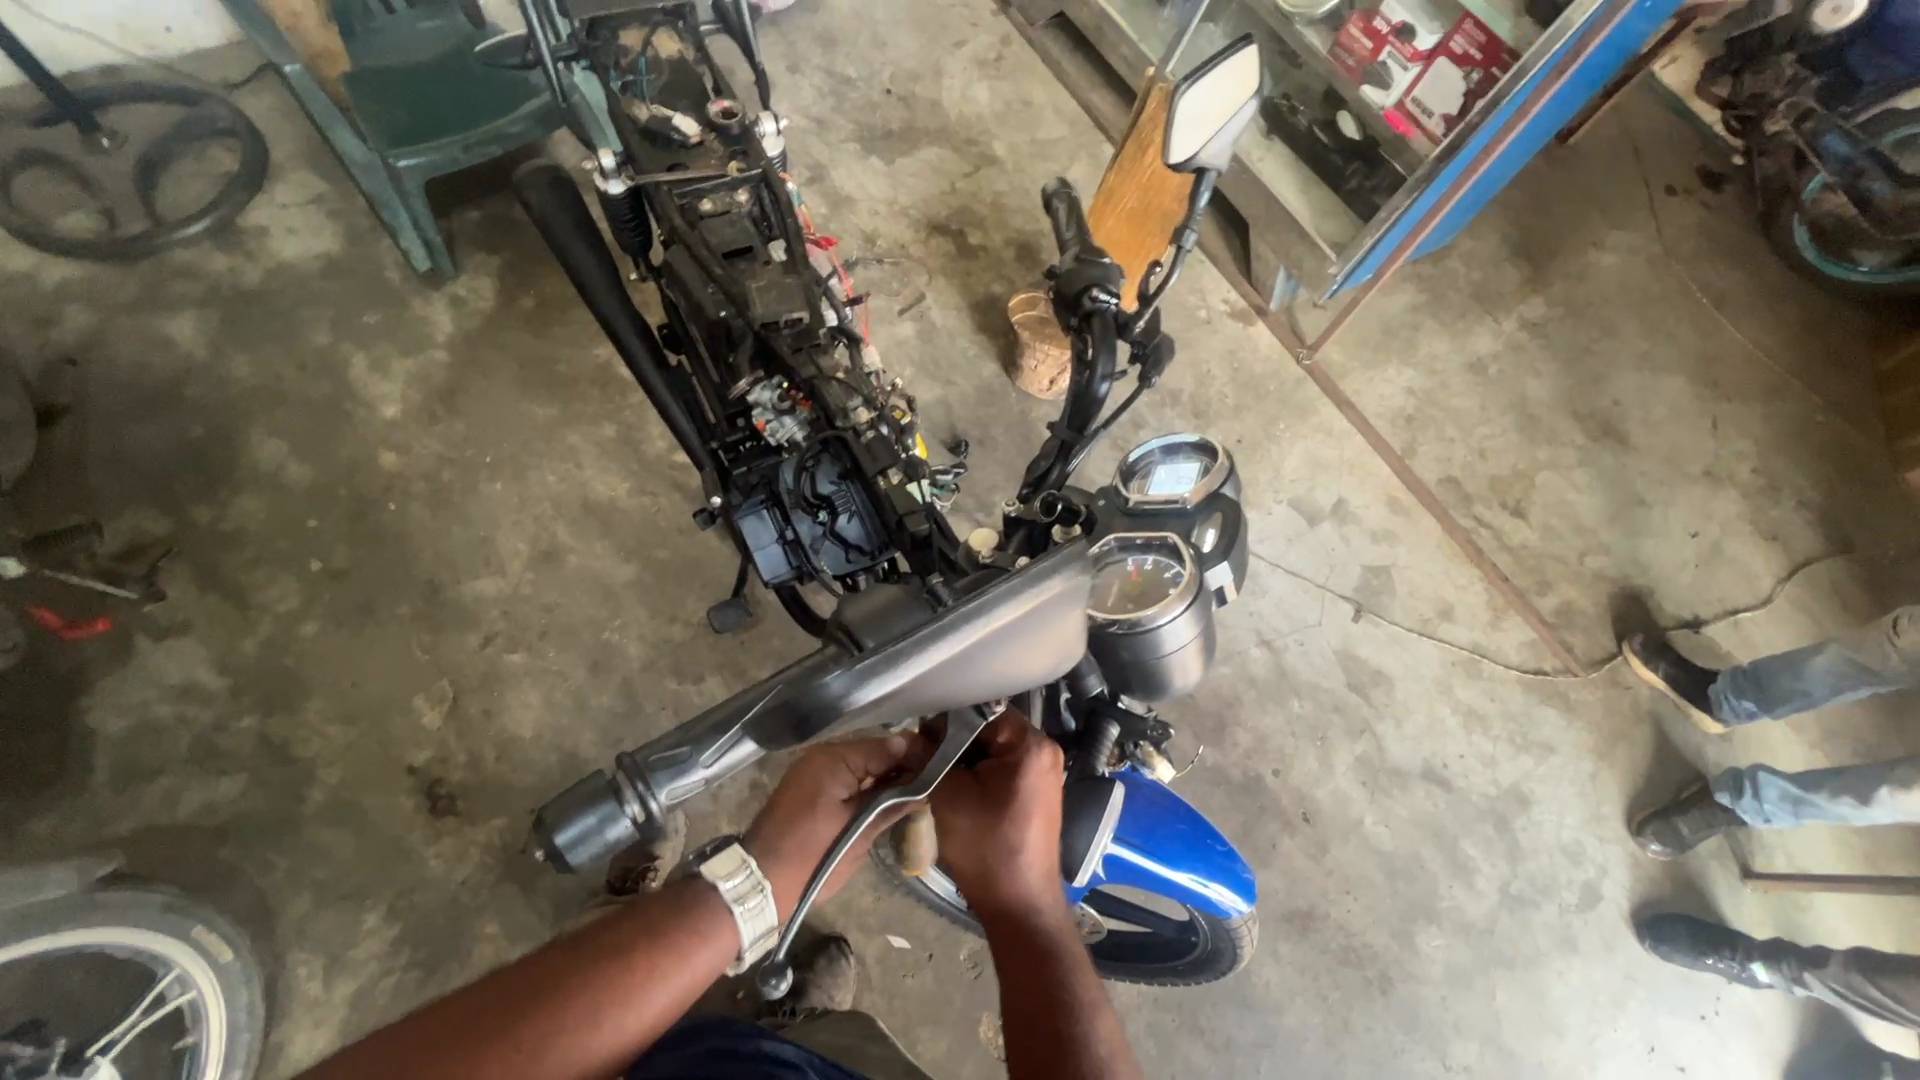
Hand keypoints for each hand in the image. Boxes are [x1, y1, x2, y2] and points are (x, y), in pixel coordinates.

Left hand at [744, 732, 929, 918]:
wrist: (760, 883)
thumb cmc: (814, 856)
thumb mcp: (860, 832)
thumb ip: (892, 802)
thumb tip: (923, 783)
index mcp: (834, 760)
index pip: (886, 746)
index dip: (915, 754)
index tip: (943, 763)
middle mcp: (822, 756)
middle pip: (873, 752)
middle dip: (902, 766)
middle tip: (933, 783)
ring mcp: (812, 771)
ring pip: (860, 766)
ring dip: (884, 777)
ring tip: (915, 793)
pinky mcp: (808, 788)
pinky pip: (845, 777)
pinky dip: (865, 786)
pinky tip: (885, 801)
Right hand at [929, 709, 1065, 925]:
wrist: (1019, 905)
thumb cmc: (987, 848)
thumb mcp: (948, 796)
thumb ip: (928, 757)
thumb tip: (908, 736)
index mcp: (1030, 744)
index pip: (981, 711)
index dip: (947, 722)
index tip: (920, 740)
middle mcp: (1044, 750)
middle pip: (988, 729)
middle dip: (954, 742)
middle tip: (924, 758)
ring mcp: (1043, 772)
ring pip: (992, 749)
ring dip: (963, 759)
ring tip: (936, 775)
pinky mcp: (1036, 791)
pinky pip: (1002, 768)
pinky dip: (978, 774)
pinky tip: (956, 790)